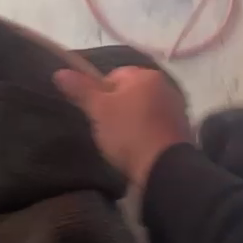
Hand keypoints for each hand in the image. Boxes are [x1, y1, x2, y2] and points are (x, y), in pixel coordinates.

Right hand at [54, 65, 193, 187]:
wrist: (165, 170)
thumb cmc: (129, 133)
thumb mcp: (99, 110)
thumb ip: (81, 89)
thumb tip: (60, 72)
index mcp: (144, 74)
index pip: (113, 76)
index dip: (100, 95)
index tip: (97, 116)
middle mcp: (164, 84)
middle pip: (129, 92)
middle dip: (117, 108)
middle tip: (108, 131)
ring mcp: (176, 107)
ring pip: (143, 109)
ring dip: (133, 121)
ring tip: (123, 143)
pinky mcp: (182, 129)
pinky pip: (156, 125)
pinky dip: (147, 133)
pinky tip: (139, 149)